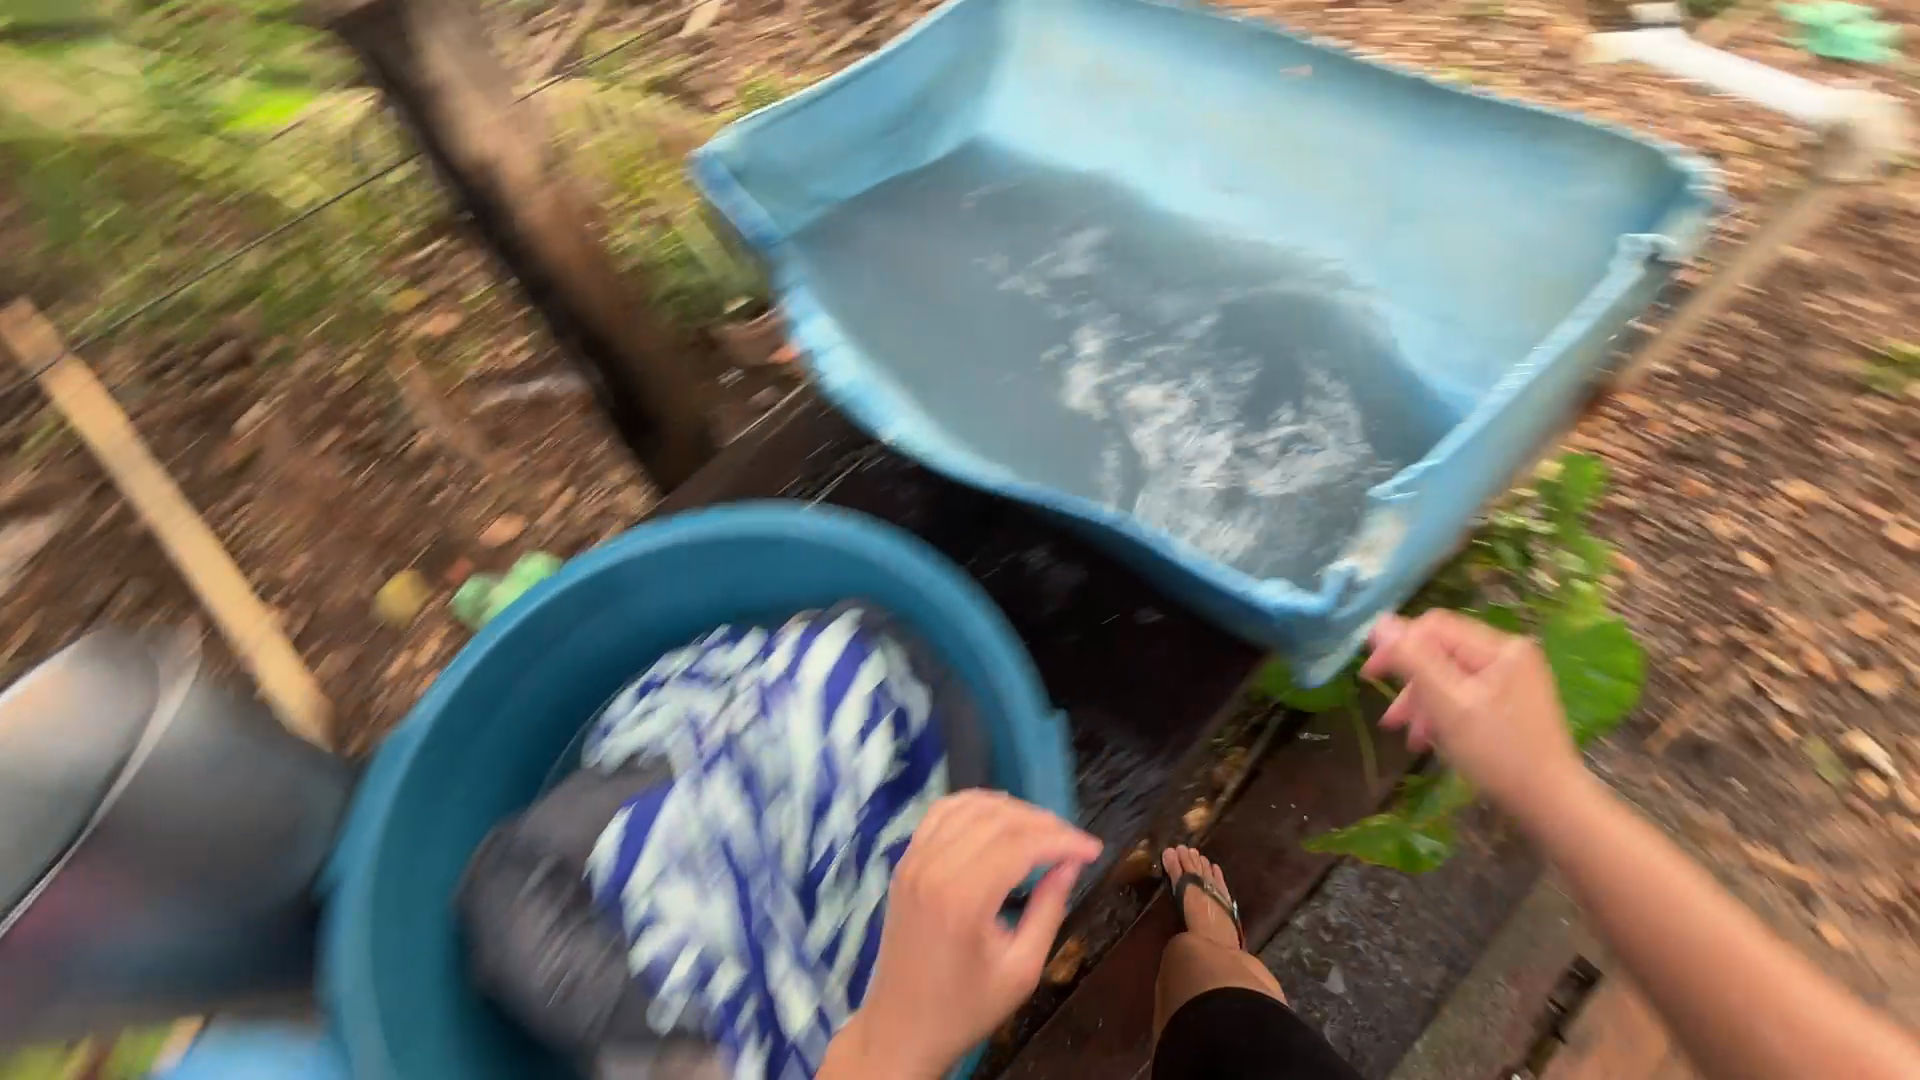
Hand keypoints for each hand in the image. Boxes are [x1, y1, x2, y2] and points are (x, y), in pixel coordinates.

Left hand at [824, 791, 1100, 1078]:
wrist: (900, 1028)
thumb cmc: (964, 1008)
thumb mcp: (1022, 970)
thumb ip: (1049, 910)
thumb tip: (1071, 864)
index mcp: (963, 899)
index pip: (1021, 844)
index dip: (1062, 839)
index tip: (1092, 849)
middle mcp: (933, 868)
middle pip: (997, 818)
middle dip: (1042, 822)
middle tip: (1071, 841)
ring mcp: (913, 860)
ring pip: (968, 806)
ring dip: (1010, 808)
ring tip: (1042, 827)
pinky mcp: (904, 860)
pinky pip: (940, 812)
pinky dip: (973, 803)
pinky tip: (997, 815)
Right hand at [1361, 611, 1585, 818]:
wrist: (1550, 803)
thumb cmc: (1497, 752)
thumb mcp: (1446, 701)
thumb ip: (1411, 658)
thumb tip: (1380, 623)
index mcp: (1499, 649)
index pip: (1433, 627)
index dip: (1396, 644)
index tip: (1370, 674)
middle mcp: (1507, 656)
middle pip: (1439, 653)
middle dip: (1409, 682)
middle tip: (1388, 714)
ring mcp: (1510, 680)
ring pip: (1447, 676)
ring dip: (1420, 701)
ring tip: (1404, 732)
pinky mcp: (1508, 702)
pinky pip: (1461, 694)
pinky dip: (1439, 712)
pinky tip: (1426, 737)